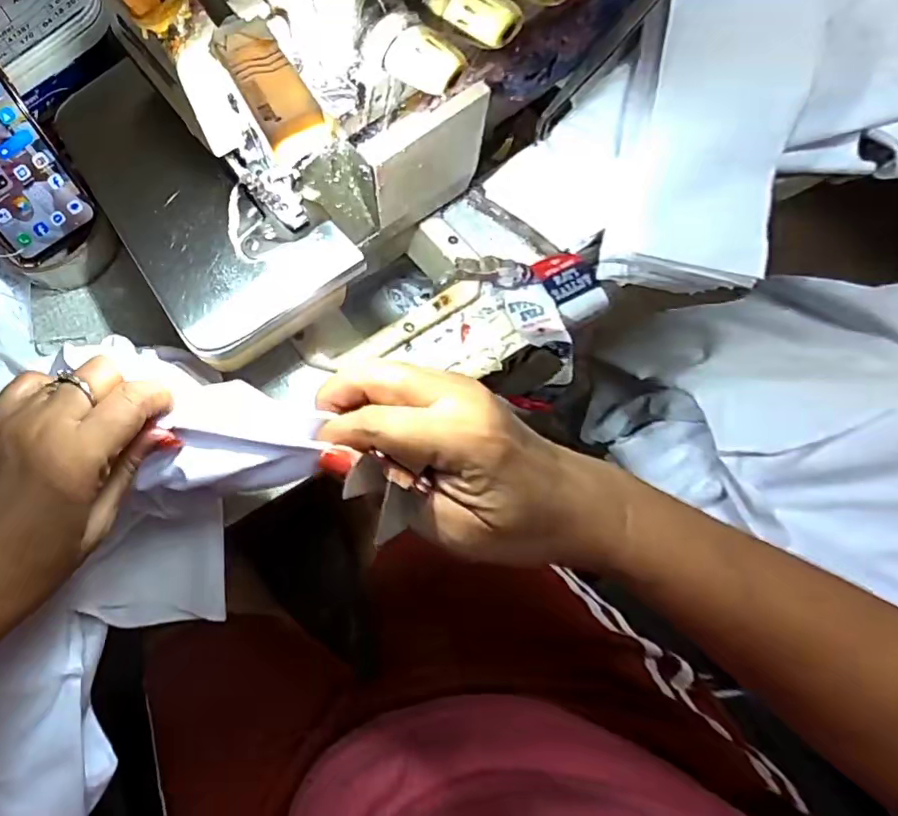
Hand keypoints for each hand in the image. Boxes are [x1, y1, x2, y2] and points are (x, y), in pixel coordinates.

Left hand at [0, 357, 174, 655]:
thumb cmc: (32, 569)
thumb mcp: (94, 526)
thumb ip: (128, 468)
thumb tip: (160, 433)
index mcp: (76, 453)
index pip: (131, 398)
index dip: (157, 397)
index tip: (165, 410)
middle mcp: (45, 420)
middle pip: (101, 370)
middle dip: (125, 389)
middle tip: (128, 423)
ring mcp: (12, 414)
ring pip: (67, 372)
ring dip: (89, 390)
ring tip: (89, 425)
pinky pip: (30, 382)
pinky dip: (51, 391)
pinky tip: (53, 419)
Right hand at [316, 360, 627, 568]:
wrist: (579, 503)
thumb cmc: (519, 528)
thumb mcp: (449, 528)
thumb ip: (387, 489)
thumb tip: (332, 457)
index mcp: (460, 433)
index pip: (375, 420)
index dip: (338, 436)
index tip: (318, 458)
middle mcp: (456, 393)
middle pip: (371, 374)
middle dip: (335, 398)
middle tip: (325, 438)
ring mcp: (458, 381)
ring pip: (381, 368)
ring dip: (353, 395)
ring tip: (352, 437)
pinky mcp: (457, 382)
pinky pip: (397, 376)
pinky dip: (374, 395)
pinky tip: (380, 429)